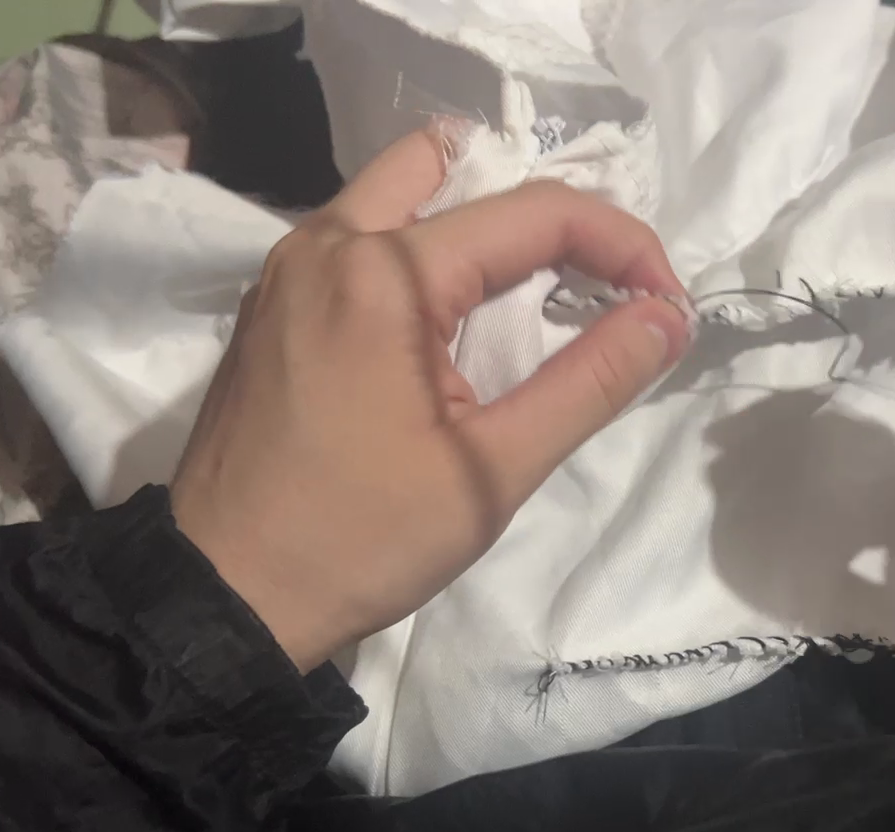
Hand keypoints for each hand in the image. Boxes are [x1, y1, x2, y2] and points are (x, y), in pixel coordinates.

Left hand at [171, 128, 692, 671]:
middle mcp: (327, 241)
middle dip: (546, 221)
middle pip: (460, 173)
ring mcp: (288, 269)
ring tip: (531, 304)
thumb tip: (665, 319)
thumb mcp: (492, 471)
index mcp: (386, 272)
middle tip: (593, 284)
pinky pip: (363, 244)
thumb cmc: (363, 541)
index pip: (535, 214)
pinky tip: (450, 330)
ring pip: (403, 199)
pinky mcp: (274, 306)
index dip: (622, 246)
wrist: (229, 595)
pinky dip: (428, 261)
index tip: (666, 306)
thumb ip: (587, 384)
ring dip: (481, 235)